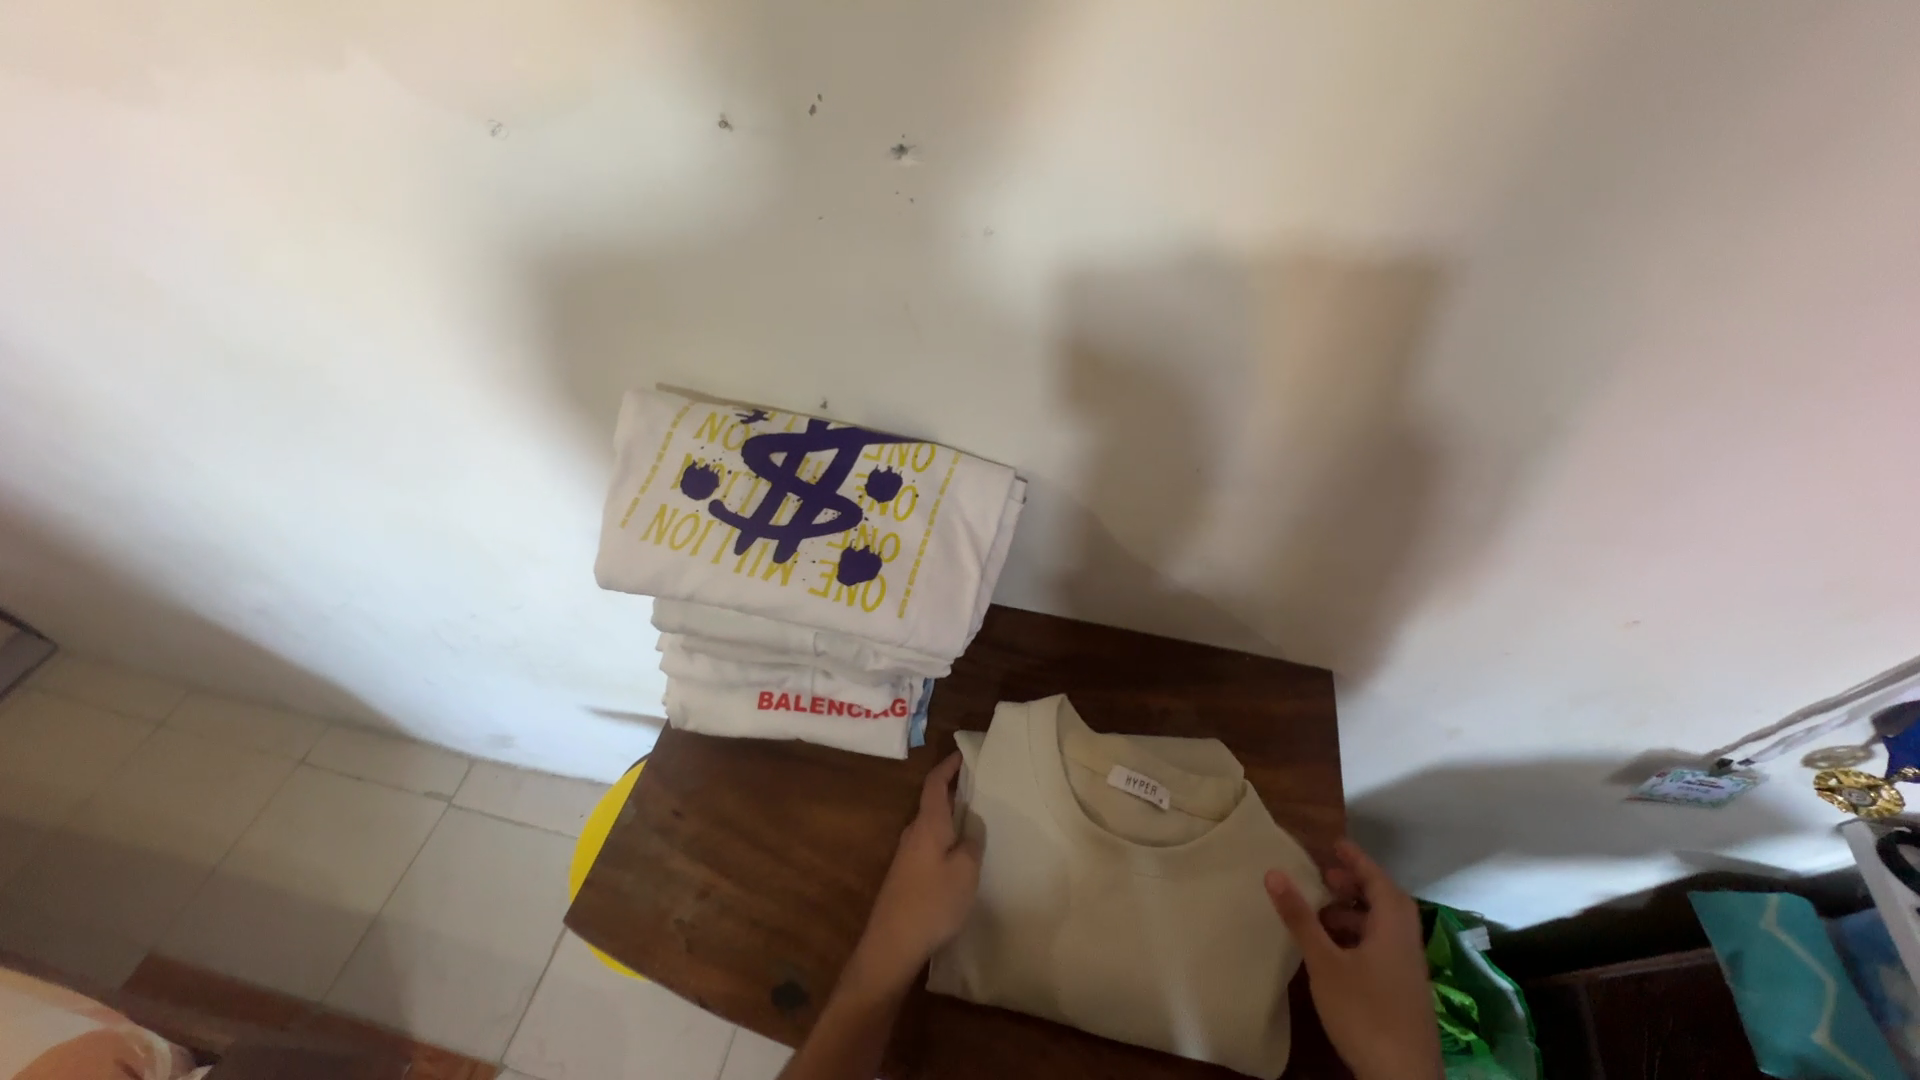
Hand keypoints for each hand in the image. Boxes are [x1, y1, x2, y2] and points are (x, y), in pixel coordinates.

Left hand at [847, 753, 981, 991]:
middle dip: (954, 791)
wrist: (892, 944)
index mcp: (928, 824)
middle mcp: (913, 833)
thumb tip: (971, 828)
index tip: (963, 754)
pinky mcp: (906, 876)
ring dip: (951, 818)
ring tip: (977, 821)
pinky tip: (960, 856)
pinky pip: (929, 845)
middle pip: (933, 803)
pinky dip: (945, 840)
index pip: (935, 783)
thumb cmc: (932, 902)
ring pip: (931, 826)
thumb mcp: (966, 872)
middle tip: (981, 788)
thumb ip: (972, 844)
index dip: (948, 766)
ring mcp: (907, 855)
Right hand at [1266, 840, 1441, 1079]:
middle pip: (1386, 904)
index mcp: (1393, 931)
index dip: (1357, 861)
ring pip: (1383, 930)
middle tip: (1325, 877)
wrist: (1401, 1078)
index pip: (1378, 882)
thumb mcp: (1325, 962)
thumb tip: (1274, 872)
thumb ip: (1301, 918)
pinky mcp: (1402, 995)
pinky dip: (1358, 938)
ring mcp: (1407, 973)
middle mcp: (1406, 946)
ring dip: (1354, 914)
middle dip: (1355, 886)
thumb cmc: (1364, 1012)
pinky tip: (1334, 952)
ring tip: (1321, 915)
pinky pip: (1381, 950)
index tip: (1335, 844)